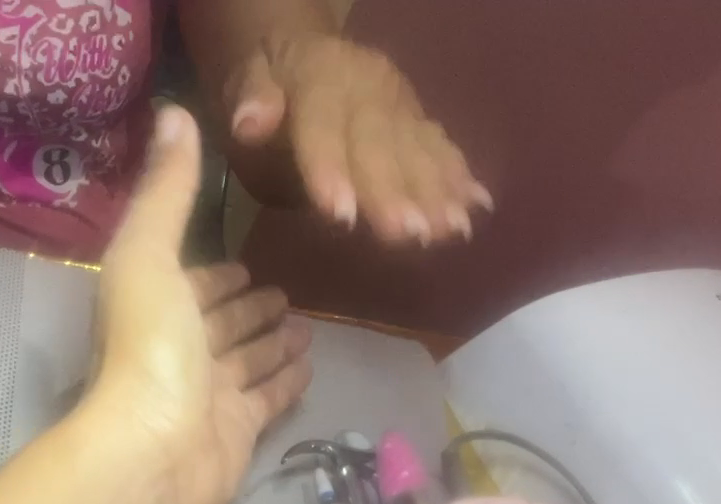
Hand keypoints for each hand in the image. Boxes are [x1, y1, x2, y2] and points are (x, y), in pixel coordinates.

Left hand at [75, 105, 312, 503]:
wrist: (151, 450)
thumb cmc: (148, 349)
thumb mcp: (149, 255)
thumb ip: (165, 191)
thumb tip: (173, 114)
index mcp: (154, 312)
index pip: (189, 289)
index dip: (214, 277)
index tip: (242, 264)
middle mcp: (179, 353)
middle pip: (220, 326)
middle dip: (248, 308)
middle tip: (285, 294)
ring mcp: (208, 397)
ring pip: (247, 363)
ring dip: (271, 342)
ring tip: (306, 326)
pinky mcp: (237, 434)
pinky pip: (267, 401)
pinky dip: (285, 383)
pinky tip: (310, 364)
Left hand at [227, 32, 490, 246]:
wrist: (303, 51)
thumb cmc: (266, 85)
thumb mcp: (243, 80)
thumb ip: (249, 98)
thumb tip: (250, 121)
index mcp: (322, 75)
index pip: (324, 124)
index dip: (332, 169)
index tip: (341, 216)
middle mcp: (370, 87)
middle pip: (380, 144)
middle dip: (394, 193)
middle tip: (408, 235)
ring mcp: (400, 104)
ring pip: (418, 149)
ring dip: (436, 193)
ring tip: (449, 232)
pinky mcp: (418, 121)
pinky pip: (441, 149)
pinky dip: (459, 179)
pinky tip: (476, 209)